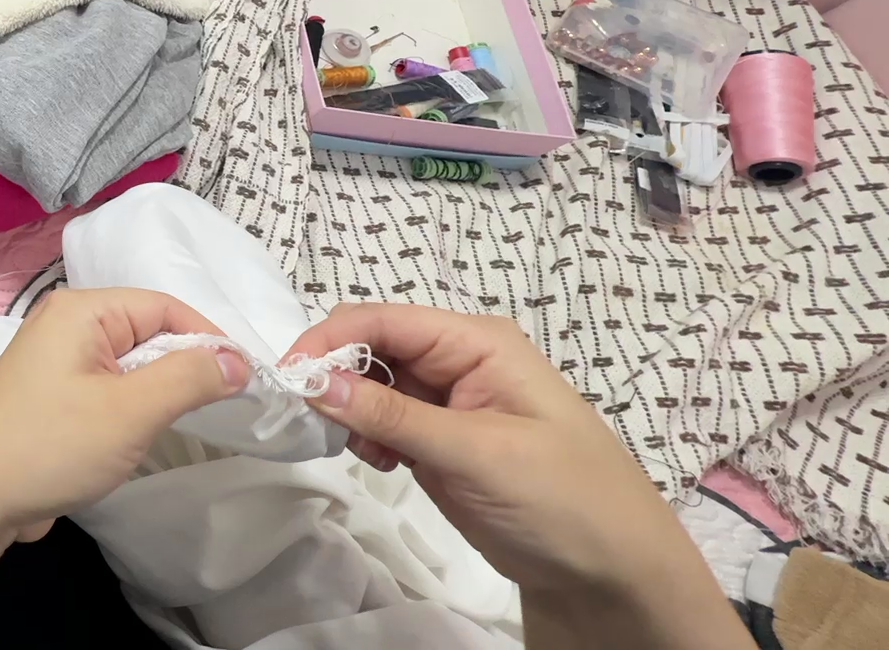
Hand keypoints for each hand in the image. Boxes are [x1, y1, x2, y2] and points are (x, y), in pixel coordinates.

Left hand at [0, 287, 248, 541]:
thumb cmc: (53, 444)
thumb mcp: (131, 410)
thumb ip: (187, 378)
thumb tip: (236, 359)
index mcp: (81, 309)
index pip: (163, 305)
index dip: (208, 336)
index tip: (248, 377)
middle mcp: (66, 322)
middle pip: (146, 328)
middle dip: (185, 362)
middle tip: (224, 404)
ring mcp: (55, 357)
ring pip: (128, 359)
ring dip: (159, 385)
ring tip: (187, 418)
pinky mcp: (52, 390)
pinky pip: (107, 381)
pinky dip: (133, 400)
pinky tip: (144, 429)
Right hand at [286, 304, 754, 649]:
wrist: (617, 584)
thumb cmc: (565, 502)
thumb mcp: (477, 454)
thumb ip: (391, 414)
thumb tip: (310, 381)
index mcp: (472, 341)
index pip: (379, 320)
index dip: (328, 339)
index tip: (287, 376)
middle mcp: (452, 358)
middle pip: (367, 345)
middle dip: (334, 375)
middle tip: (313, 416)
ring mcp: (440, 397)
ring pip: (364, 381)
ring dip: (348, 409)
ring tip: (361, 449)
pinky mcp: (431, 433)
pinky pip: (375, 416)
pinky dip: (363, 433)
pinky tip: (378, 461)